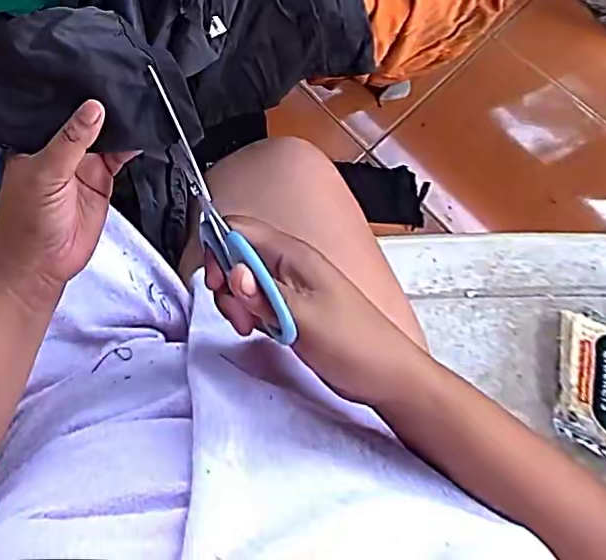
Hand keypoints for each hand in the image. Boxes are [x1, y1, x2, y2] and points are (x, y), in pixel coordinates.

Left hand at [0, 100, 137, 311]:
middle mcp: (59, 150)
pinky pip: (119, 157)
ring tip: (137, 107)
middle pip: (86, 121)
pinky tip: (140, 136)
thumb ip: (71, 141)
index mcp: (36, 142)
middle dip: (104, 107)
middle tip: (125, 88)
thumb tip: (92, 109)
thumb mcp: (45, 175)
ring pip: (105, 136)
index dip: (77, 95)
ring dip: (120, 126)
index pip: (58, 110)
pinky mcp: (100, 180)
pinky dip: (131, 147)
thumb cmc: (24, 224)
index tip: (99, 77)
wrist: (39, 269)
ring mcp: (81, 165)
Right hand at [205, 216, 431, 406]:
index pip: (239, 229)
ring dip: (238, 302)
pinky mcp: (293, 305)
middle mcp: (291, 263)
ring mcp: (292, 283)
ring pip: (245, 279)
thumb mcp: (302, 320)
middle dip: (227, 282)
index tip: (217, 282)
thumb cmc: (356, 344)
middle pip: (237, 254)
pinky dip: (252, 313)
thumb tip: (233, 271)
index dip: (219, 250)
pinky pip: (259, 299)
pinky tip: (263, 330)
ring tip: (252, 326)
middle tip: (238, 313)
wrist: (388, 375)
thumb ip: (262, 294)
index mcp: (294, 254)